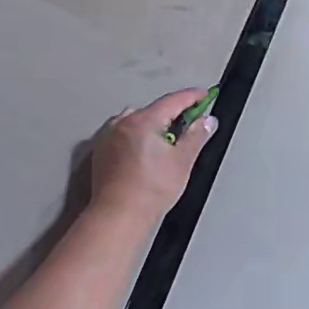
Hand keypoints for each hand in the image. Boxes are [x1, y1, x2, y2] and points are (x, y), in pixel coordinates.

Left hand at [88, 89, 216, 221]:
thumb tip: (206, 121)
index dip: (191, 97)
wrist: (119, 214)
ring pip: (135, 121)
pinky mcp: (101, 152)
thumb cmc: (149, 190)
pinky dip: (136, 137)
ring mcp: (108, 137)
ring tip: (166, 143)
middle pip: (152, 110)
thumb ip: (196, 136)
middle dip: (172, 114)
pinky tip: (144, 153)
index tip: (203, 95)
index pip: (172, 100)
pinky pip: (122, 135)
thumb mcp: (182, 161)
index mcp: (142, 121)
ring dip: (152, 125)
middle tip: (190, 123)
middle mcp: (121, 124)